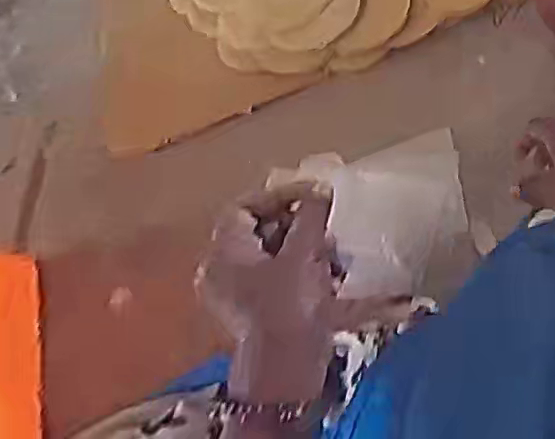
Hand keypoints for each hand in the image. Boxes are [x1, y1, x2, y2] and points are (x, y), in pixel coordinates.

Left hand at [196, 182, 410, 403]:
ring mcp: (241, 291)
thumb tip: (320, 189)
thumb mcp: (303, 250)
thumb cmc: (289, 302)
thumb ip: (311, 213)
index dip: (278, 195)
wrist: (288, 365)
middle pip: (260, 226)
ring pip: (274, 247)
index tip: (313, 193)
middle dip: (297, 218)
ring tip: (331, 242)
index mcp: (223, 255)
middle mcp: (224, 270)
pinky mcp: (261, 305)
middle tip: (326, 216)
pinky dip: (304, 260)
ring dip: (306, 238)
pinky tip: (328, 265)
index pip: (242, 207)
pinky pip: (281, 268)